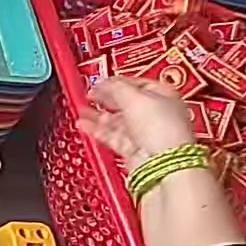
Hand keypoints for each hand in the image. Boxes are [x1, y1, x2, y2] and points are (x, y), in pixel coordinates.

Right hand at [78, 76, 199, 168]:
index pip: (137, 84)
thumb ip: (117, 88)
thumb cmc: (163, 131)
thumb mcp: (136, 98)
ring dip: (97, 115)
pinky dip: (96, 130)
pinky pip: (111, 137)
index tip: (100, 81)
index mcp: (164, 96)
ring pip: (116, 121)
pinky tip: (84, 124)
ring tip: (81, 109)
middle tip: (90, 94)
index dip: (117, 82)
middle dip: (106, 99)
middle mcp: (154, 115)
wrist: (161, 164)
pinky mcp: (131, 150)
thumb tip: (104, 82)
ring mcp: (142, 134)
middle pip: (125, 103)